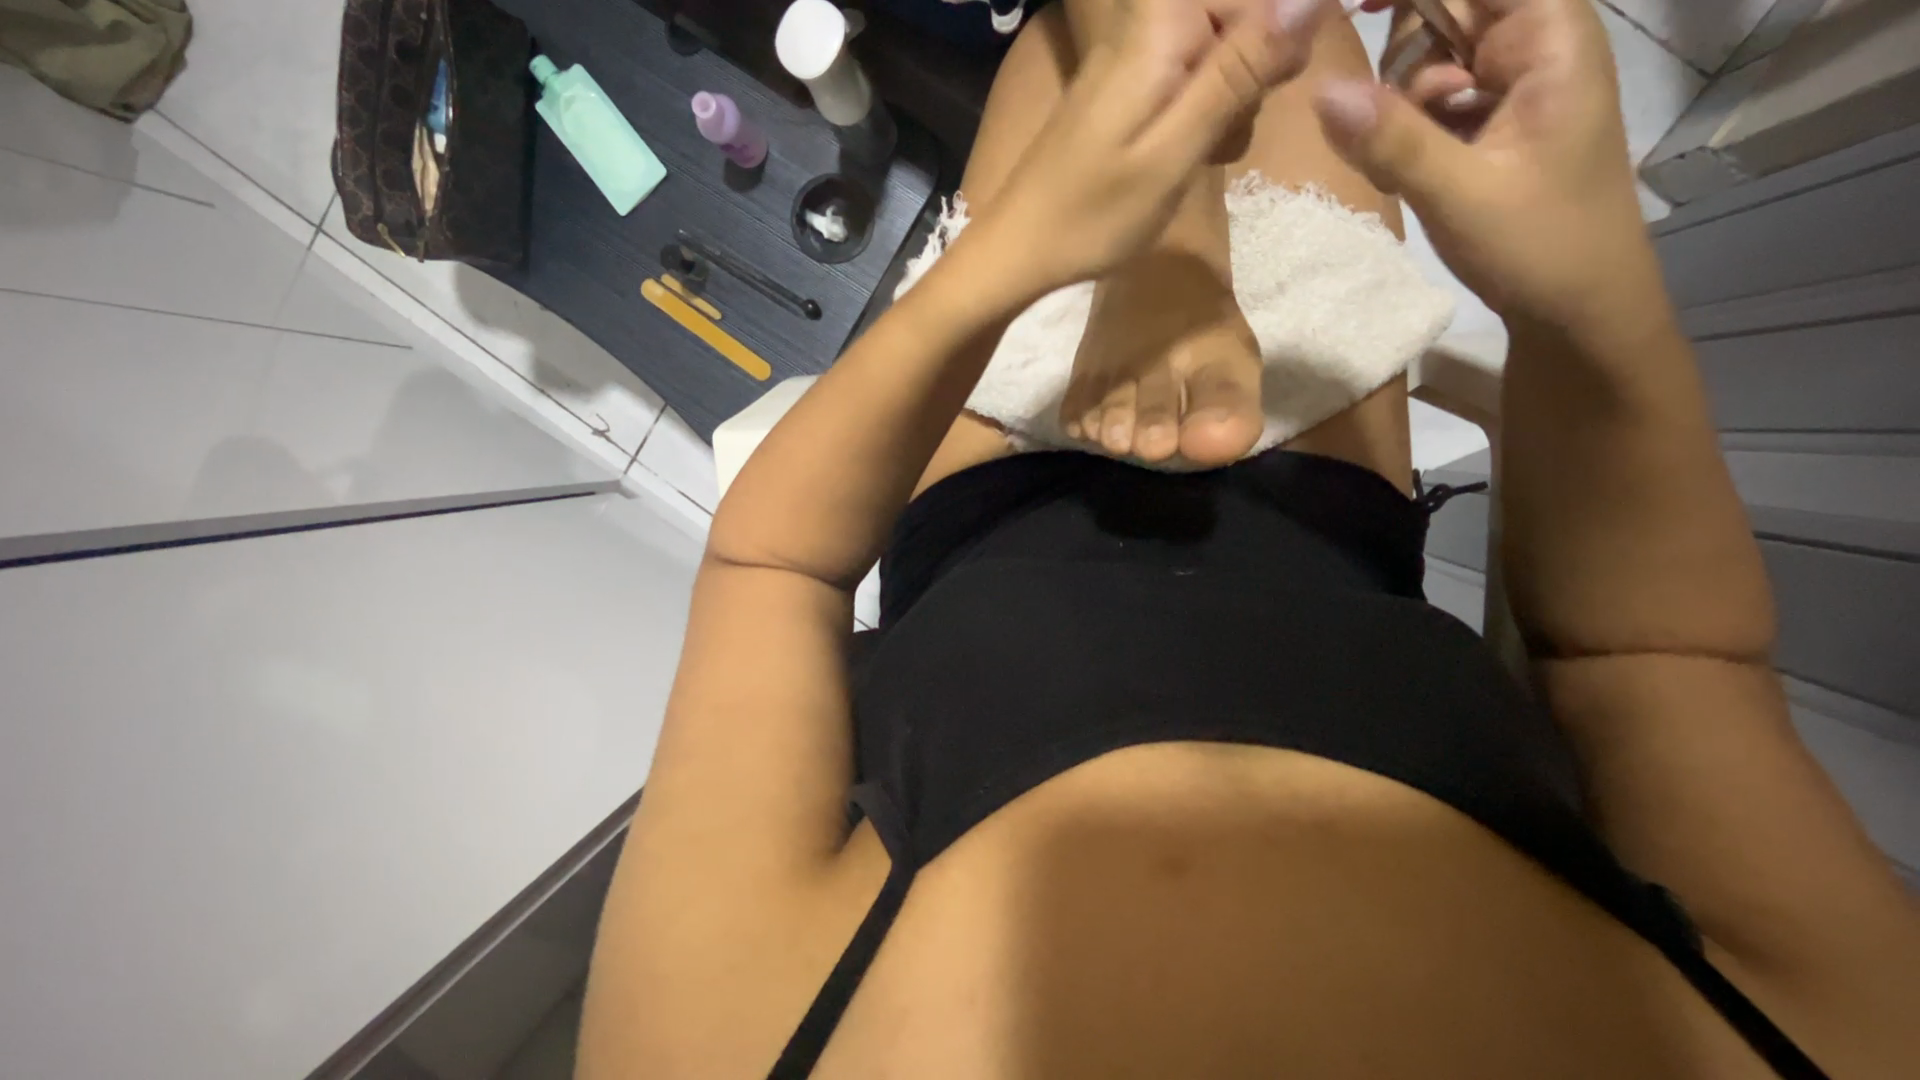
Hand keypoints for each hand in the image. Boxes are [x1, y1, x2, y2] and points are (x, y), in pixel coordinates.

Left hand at [963, 0, 1337, 300]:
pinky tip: (1186, 157)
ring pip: (1214, 54)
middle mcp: (1144, 28)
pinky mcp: (1121, 95)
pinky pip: (1183, 82)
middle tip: (1226, 135)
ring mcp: (1130, 63)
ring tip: (1204, 156)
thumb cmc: (1094, 213)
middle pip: (1234, 18)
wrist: (1018, 249)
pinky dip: (1197, 117)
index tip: (1271, 90)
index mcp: (1159, 27)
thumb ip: (1238, 73)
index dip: (1278, 33)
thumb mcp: (1176, 150)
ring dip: (1227, 102)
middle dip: (1251, 72)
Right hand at [1318, 0, 1664, 333]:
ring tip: (1403, 166)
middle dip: (1403, 58)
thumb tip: (1322, 90)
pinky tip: (1405, 175)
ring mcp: (1510, 83)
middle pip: (1444, 8)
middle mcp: (1532, 44)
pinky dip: (1406, 130)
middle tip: (1391, 123)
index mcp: (1548, 37)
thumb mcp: (1458, 195)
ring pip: (1427, 56)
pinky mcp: (1492, 118)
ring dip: (1398, 104)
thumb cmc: (1540, 246)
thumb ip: (1392, 139)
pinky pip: (1429, 99)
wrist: (1581, 307)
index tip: (1356, 5)